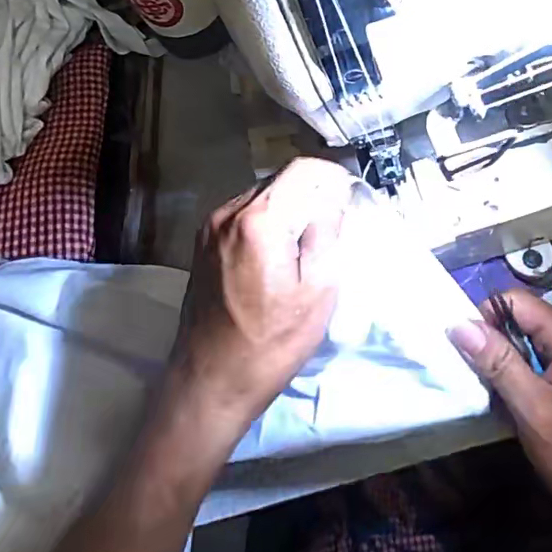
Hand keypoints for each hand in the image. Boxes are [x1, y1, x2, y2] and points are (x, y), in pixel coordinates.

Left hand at [166, 157, 354, 441]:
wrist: (209, 382)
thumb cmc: (270, 344)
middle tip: (333, 227)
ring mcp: (211, 226)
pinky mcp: (203, 242)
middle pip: (282, 179)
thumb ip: (327, 234)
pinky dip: (268, 221)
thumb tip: (332, 199)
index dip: (333, 178)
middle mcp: (228, 212)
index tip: (348, 201)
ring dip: (290, 208)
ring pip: (263, 195)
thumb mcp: (317, 292)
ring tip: (306, 245)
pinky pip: (245, 214)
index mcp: (258, 221)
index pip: (304, 170)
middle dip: (312, 194)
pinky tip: (278, 254)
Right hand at [448, 290, 551, 545]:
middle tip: (475, 377)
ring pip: (523, 344)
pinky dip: (516, 380)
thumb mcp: (536, 411)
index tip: (465, 350)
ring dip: (502, 365)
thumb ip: (498, 363)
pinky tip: (510, 407)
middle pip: (519, 320)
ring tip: (492, 395)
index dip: (485, 317)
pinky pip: (534, 365)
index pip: (516, 301)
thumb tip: (459, 324)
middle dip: (492, 343)